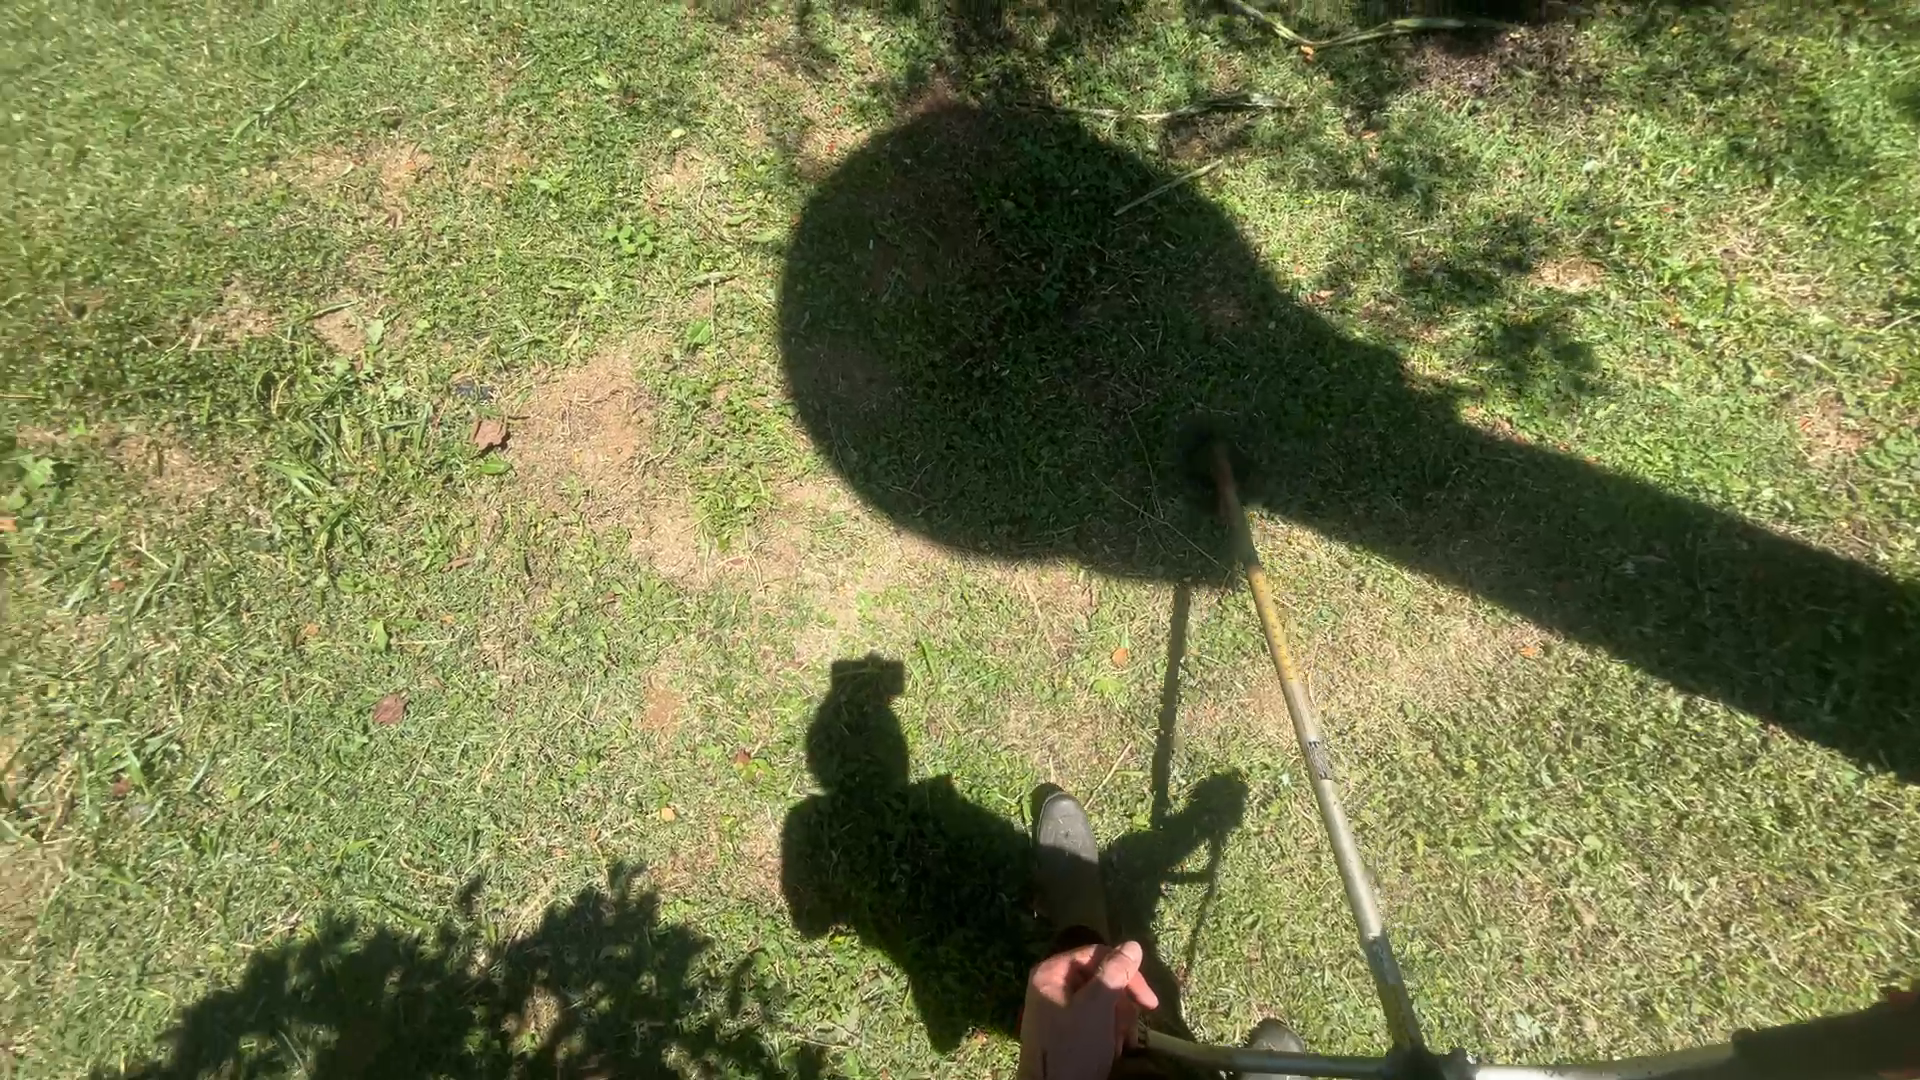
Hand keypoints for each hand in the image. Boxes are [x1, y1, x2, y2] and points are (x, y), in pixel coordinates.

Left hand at [1018, 941, 1159, 1079]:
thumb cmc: (1073, 1047)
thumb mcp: (1096, 1006)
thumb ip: (1115, 972)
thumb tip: (1134, 944)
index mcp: (1052, 972)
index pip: (1095, 954)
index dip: (1125, 972)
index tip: (1150, 1001)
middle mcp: (1053, 986)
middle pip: (1099, 978)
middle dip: (1120, 1003)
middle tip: (1130, 1028)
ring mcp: (1059, 1010)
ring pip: (1100, 1001)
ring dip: (1117, 1021)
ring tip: (1120, 1043)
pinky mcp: (1068, 1033)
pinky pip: (1094, 1020)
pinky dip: (1108, 1033)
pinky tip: (1113, 1050)